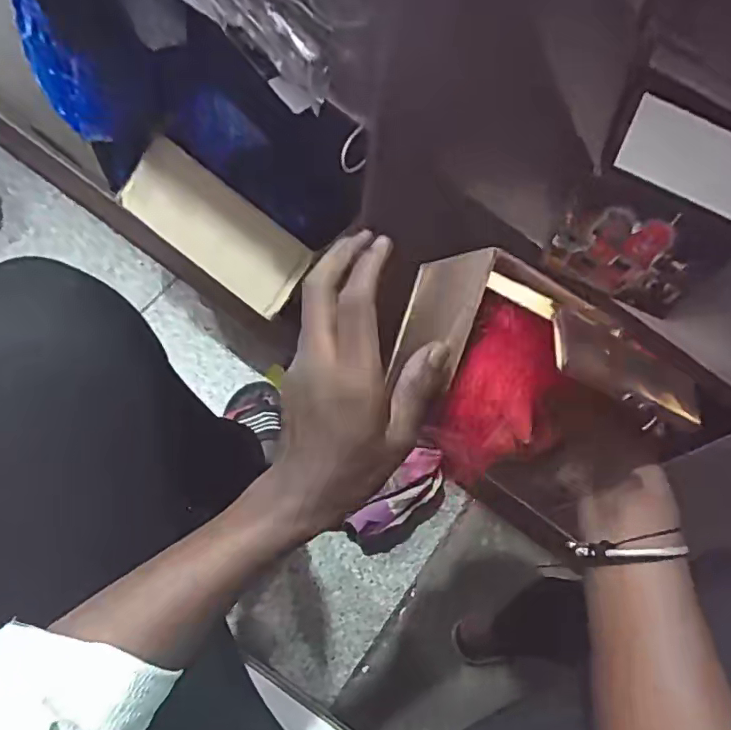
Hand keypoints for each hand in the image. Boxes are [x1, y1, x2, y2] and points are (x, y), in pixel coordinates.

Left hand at [257, 231, 450, 536]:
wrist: (300, 491)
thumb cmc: (355, 471)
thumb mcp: (398, 438)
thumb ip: (416, 389)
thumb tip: (438, 346)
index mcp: (351, 374)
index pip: (356, 302)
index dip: (368, 266)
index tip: (384, 244)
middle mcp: (320, 358)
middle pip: (319, 289)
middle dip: (339, 255)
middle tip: (364, 238)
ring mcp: (300, 363)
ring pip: (309, 304)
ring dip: (330, 275)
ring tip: (357, 262)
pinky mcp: (292, 372)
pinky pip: (310, 324)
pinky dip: (326, 301)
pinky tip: (346, 306)